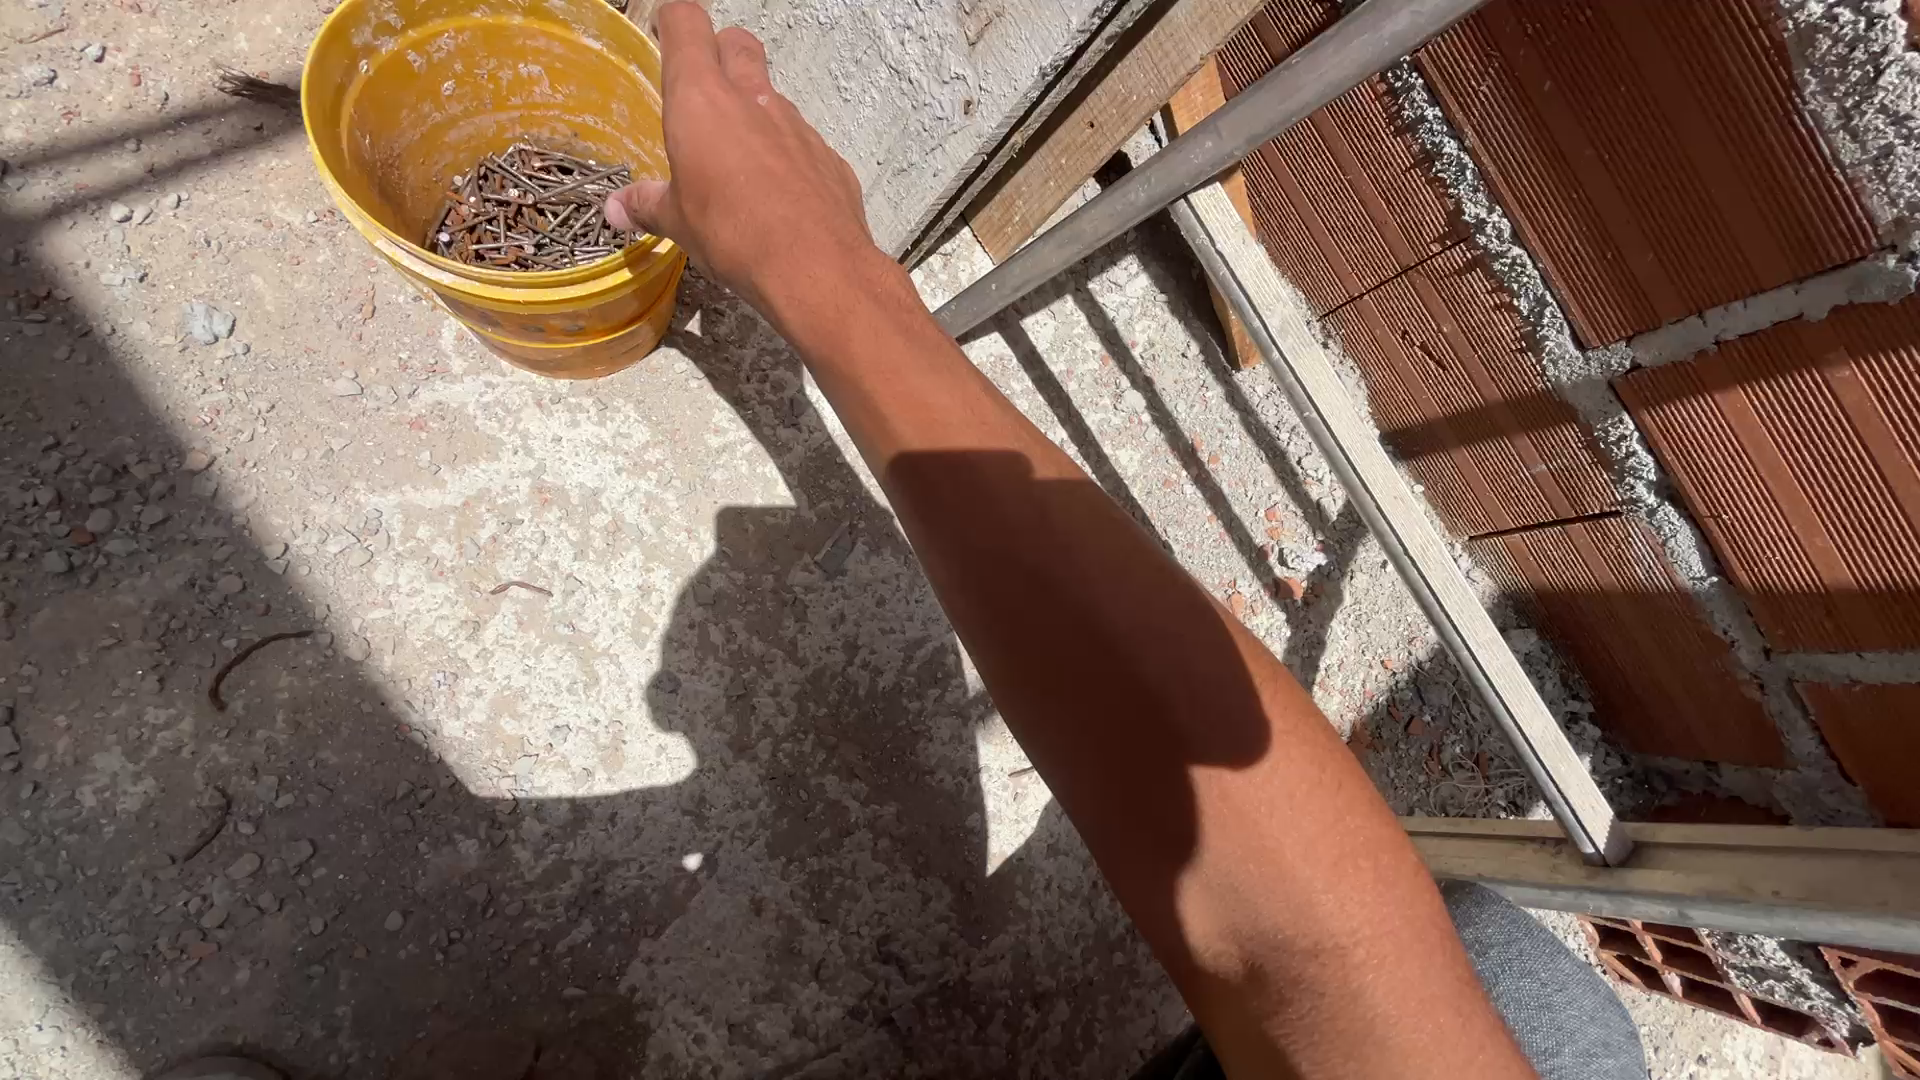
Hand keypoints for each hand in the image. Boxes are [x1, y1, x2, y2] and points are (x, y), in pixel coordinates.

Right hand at [606, 3, 880, 313]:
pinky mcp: (833, 163)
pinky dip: (794, 163)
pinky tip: (789, 203)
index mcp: (702, 100)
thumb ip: (649, 206)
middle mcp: (754, 100)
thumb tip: (615, 209)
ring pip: (777, 101)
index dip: (675, 25)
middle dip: (723, 56)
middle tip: (711, 98)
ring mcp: (800, 129)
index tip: (669, 40)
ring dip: (760, 119)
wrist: (816, 269)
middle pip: (739, 44)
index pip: (686, 24)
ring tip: (749, 170)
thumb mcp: (681, 224)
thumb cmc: (734, 236)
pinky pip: (808, 149)